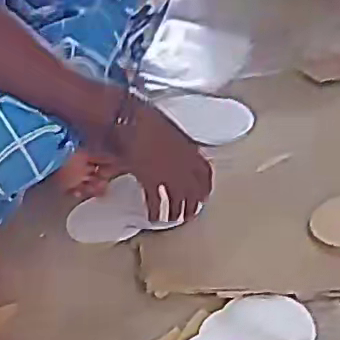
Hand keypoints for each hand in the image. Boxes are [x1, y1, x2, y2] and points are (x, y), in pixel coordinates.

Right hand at [117, 99, 211, 224]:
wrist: (133, 121)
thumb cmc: (149, 119)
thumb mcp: (170, 132)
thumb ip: (177, 147)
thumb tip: (176, 157)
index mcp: (191, 149)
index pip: (206, 173)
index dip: (206, 187)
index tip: (204, 196)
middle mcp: (184, 164)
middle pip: (194, 192)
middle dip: (192, 206)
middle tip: (189, 215)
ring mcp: (168, 174)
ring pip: (178, 200)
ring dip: (176, 212)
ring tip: (172, 219)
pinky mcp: (151, 181)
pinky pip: (156, 202)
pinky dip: (155, 212)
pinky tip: (153, 218)